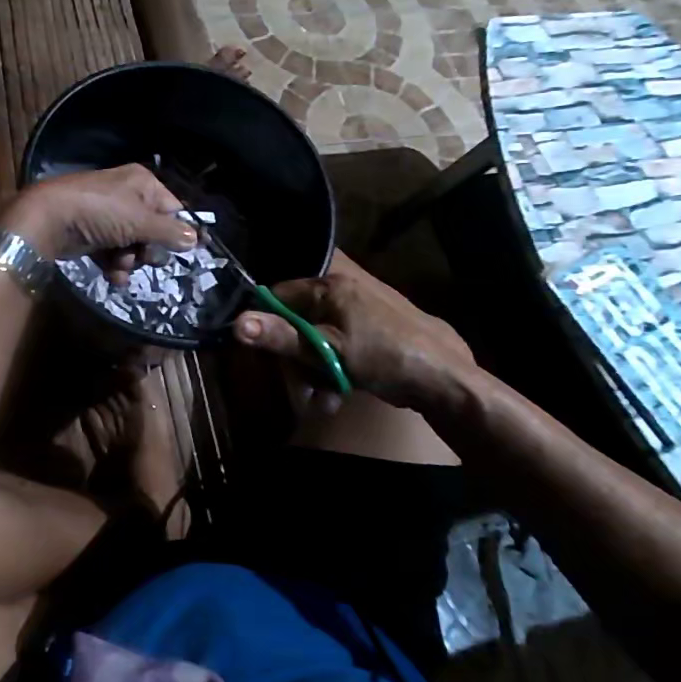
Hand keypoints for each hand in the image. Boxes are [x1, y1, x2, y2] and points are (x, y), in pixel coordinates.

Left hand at [2, 165, 196, 274]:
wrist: (47, 218)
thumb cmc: (100, 212)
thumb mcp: (140, 221)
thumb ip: (170, 232)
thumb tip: (196, 239)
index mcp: (143, 183)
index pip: (173, 208)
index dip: (179, 231)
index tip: (186, 253)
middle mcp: (128, 196)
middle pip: (154, 230)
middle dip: (149, 249)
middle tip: (144, 258)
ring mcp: (109, 215)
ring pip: (133, 245)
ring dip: (131, 261)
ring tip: (120, 266)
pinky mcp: (93, 234)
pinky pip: (114, 252)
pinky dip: (115, 265)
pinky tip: (113, 276)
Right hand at [233, 252, 474, 411]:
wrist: (443, 374)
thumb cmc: (382, 355)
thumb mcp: (327, 350)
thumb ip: (283, 337)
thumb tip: (237, 323)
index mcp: (330, 284)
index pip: (279, 295)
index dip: (270, 325)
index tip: (270, 356)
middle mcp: (344, 289)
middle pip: (298, 320)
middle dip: (297, 358)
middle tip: (304, 388)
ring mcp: (360, 308)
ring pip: (318, 337)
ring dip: (315, 369)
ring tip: (325, 396)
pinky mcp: (371, 328)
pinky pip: (338, 344)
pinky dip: (335, 367)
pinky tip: (340, 391)